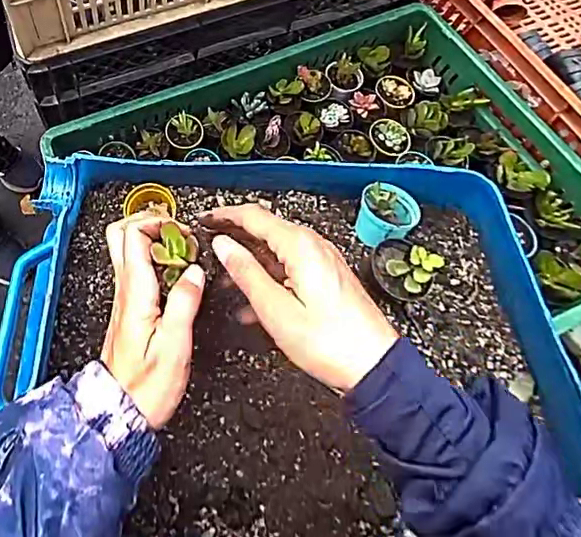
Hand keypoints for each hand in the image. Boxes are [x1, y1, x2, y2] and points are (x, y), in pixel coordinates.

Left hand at [101, 210, 203, 428]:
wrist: (120, 414)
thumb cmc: (146, 388)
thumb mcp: (174, 346)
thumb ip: (185, 303)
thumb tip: (195, 272)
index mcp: (135, 291)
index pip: (134, 233)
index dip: (160, 223)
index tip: (185, 236)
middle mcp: (124, 288)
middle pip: (121, 232)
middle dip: (151, 221)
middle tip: (178, 234)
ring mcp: (124, 296)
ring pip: (127, 248)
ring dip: (154, 240)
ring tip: (182, 254)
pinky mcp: (129, 307)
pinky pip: (136, 268)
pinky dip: (155, 260)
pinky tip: (176, 275)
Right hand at [203, 204, 398, 393]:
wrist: (374, 365)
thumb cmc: (331, 342)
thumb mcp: (276, 310)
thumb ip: (246, 273)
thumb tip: (224, 246)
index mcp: (299, 245)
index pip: (253, 215)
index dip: (225, 215)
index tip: (206, 218)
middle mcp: (313, 245)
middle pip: (266, 228)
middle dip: (235, 235)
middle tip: (210, 242)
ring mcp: (322, 259)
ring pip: (277, 249)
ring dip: (250, 259)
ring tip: (226, 276)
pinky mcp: (327, 275)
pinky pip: (290, 265)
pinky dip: (269, 274)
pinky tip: (254, 299)